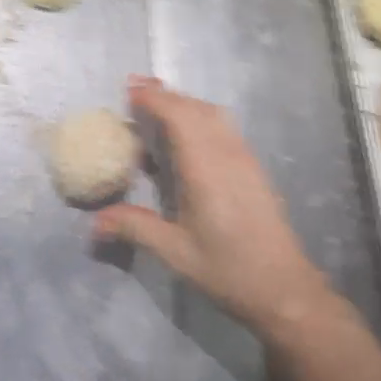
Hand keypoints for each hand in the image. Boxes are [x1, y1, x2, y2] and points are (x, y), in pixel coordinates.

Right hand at [93, 76, 333, 335]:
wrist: (285, 289)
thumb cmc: (228, 270)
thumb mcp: (176, 252)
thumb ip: (136, 227)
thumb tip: (95, 221)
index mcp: (205, 168)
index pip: (179, 115)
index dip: (154, 98)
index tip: (129, 91)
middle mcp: (226, 154)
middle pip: (195, 107)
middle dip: (165, 95)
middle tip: (134, 91)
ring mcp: (244, 158)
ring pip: (212, 114)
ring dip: (184, 104)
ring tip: (157, 108)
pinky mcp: (252, 168)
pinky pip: (223, 127)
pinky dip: (200, 117)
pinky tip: (186, 137)